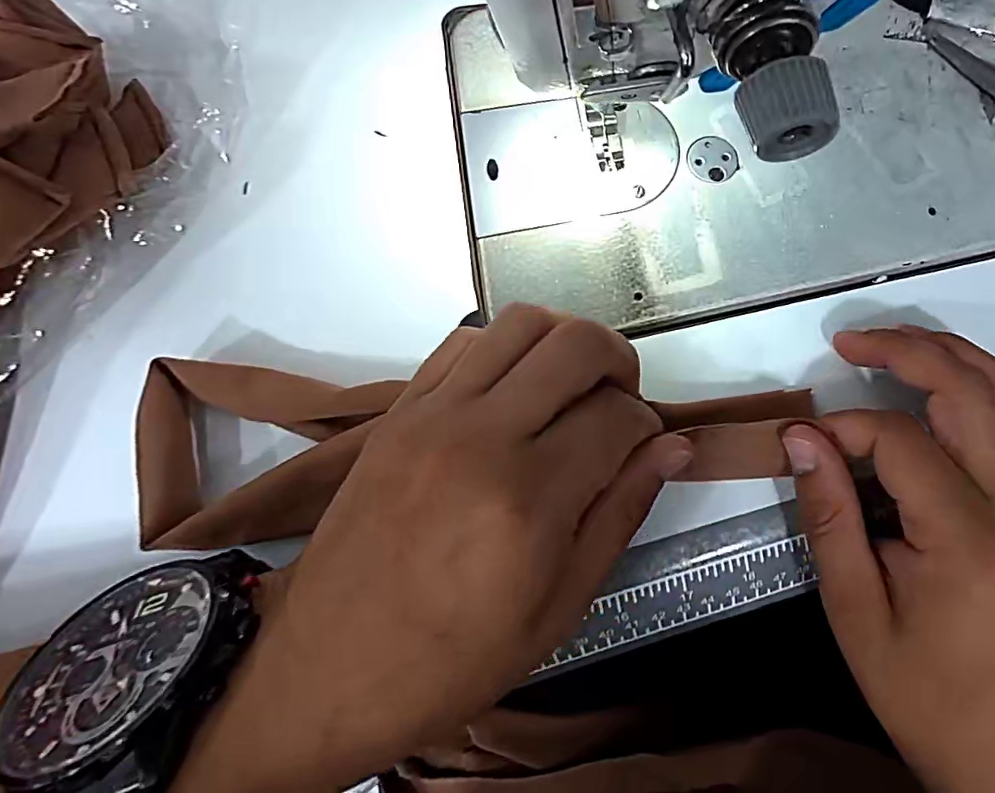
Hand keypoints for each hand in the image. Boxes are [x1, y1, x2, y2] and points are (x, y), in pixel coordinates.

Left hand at [175, 306, 694, 792]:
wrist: (320, 673)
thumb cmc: (453, 658)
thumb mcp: (559, 607)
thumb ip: (622, 512)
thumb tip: (675, 446)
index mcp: (528, 500)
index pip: (617, 417)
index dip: (647, 426)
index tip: (644, 446)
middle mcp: (482, 438)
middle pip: (578, 345)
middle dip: (619, 361)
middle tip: (619, 401)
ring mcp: (433, 414)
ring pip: (524, 321)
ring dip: (566, 340)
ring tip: (572, 384)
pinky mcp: (399, 409)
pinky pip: (467, 340)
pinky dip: (507, 347)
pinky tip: (514, 388)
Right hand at [781, 327, 994, 792]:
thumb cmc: (919, 687)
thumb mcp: (854, 608)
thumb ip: (828, 513)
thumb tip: (802, 436)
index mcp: (967, 540)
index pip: (901, 442)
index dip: (846, 427)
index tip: (805, 439)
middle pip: (968, 394)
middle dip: (906, 351)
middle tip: (849, 340)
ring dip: (952, 353)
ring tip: (895, 340)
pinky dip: (981, 379)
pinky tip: (942, 376)